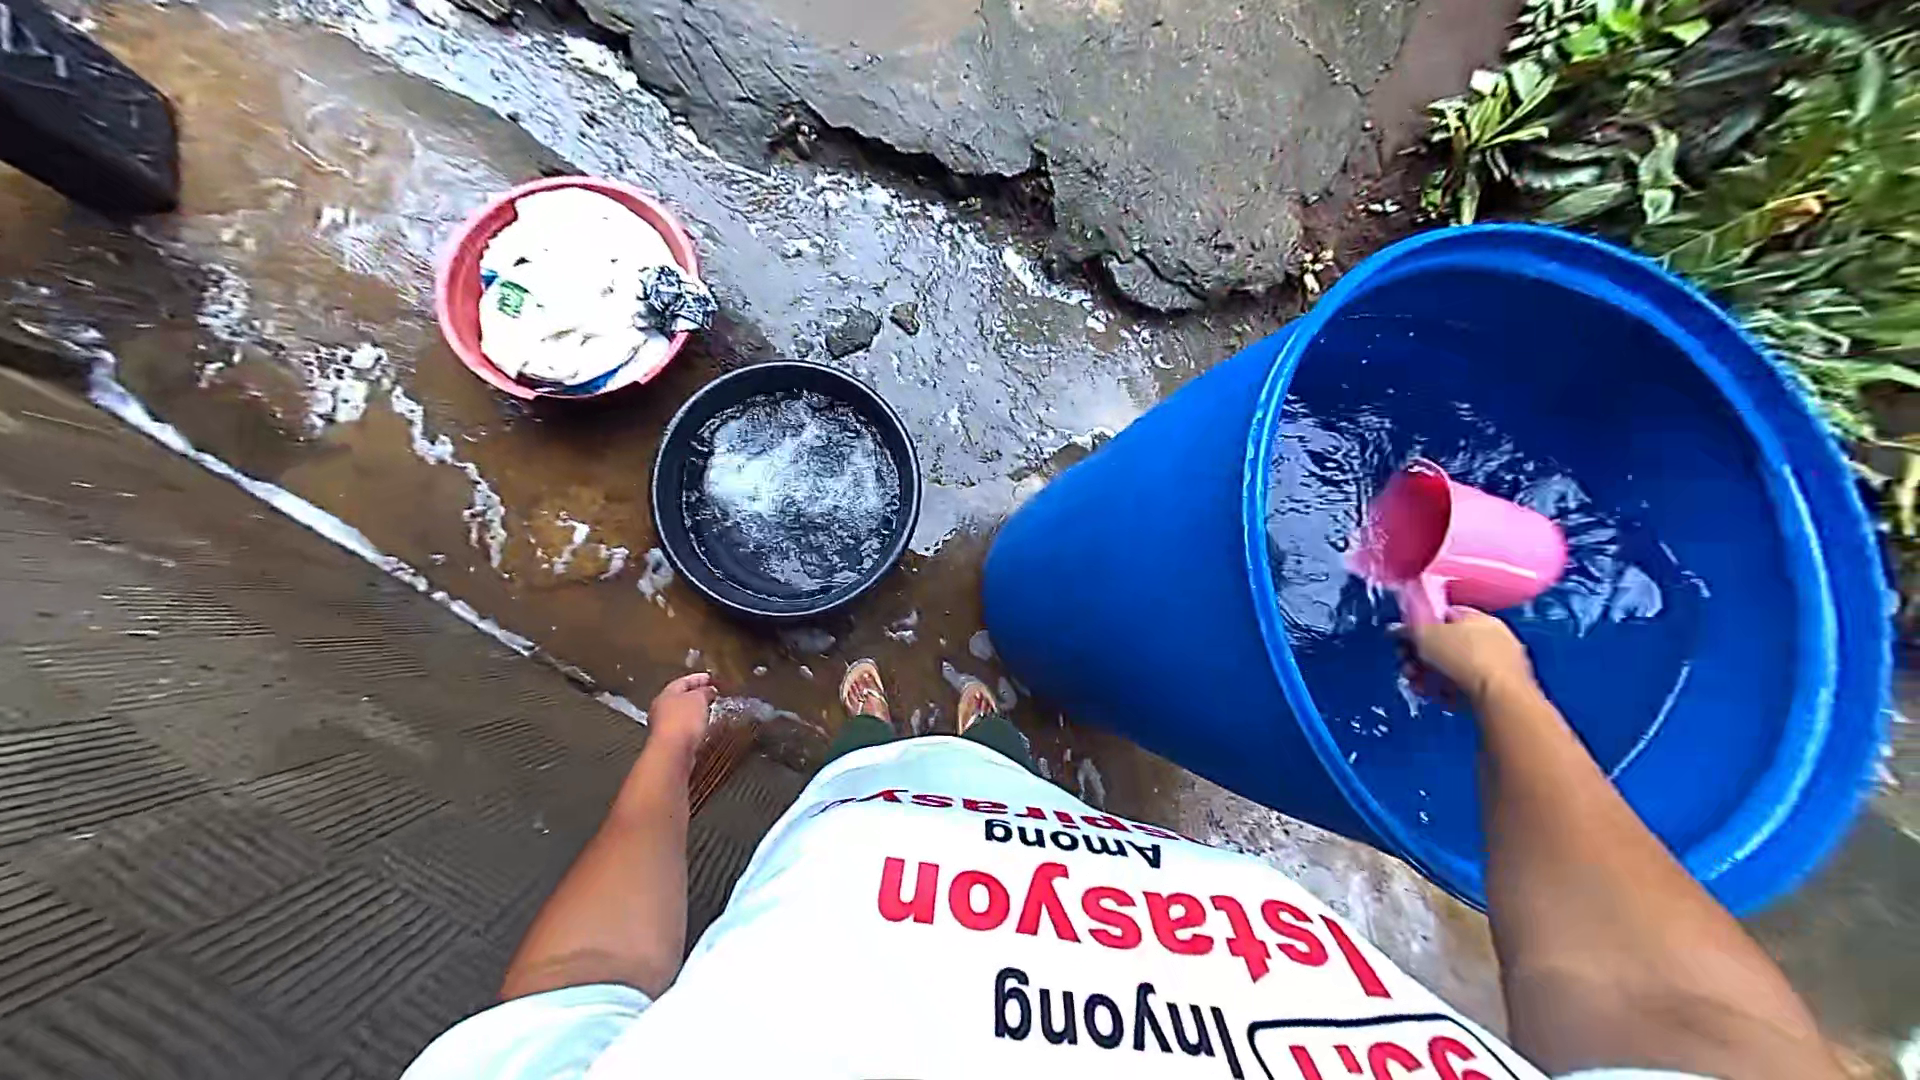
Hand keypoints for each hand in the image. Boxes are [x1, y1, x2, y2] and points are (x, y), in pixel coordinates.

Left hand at [648, 672, 717, 750]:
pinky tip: (702, 726)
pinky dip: (693, 724)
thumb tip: (709, 690)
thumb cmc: (683, 720)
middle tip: (711, 693)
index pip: (683, 681)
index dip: (698, 678)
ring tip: (710, 709)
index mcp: (666, 694)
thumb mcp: (699, 699)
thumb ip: (704, 691)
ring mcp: (663, 726)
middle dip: (696, 694)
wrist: (673, 752)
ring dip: (695, 710)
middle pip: (680, 697)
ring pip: (681, 713)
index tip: (710, 678)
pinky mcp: (669, 741)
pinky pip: (683, 728)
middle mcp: (661, 709)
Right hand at [1392, 607, 1537, 705]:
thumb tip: (1397, 629)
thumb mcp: (1423, 634)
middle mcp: (1492, 638)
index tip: (1403, 638)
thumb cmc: (1462, 656)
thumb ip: (1406, 629)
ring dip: (1425, 674)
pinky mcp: (1496, 690)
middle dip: (1418, 655)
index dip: (1419, 625)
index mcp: (1479, 618)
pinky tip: (1432, 694)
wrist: (1499, 698)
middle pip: (1443, 643)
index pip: (1442, 614)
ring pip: (1448, 667)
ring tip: (1416, 683)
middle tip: (1406, 664)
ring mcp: (1496, 666)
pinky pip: (1461, 684)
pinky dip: (1443, 689)